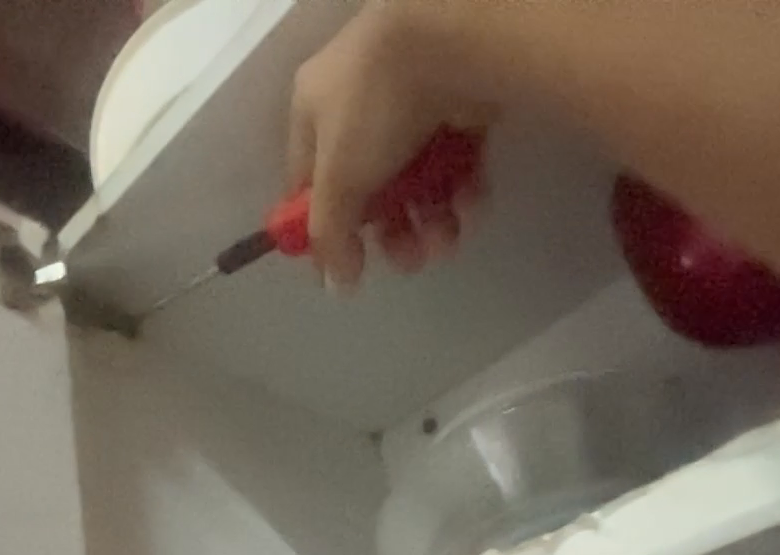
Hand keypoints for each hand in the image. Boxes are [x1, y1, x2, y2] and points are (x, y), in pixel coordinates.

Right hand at [288, 4, 494, 290]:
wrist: (447, 45)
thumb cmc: (374, 108)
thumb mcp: (337, 179)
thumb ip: (329, 234)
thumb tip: (334, 282)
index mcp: (314, 112)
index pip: (308, 184)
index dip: (326, 231)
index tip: (347, 270)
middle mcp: (359, 107)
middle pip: (372, 193)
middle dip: (393, 234)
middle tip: (412, 260)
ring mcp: (411, 109)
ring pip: (418, 185)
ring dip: (432, 223)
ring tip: (446, 241)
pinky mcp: (458, 111)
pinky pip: (454, 165)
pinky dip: (462, 192)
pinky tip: (470, 207)